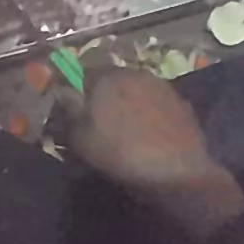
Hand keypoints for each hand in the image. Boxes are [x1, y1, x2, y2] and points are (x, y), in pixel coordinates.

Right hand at [71, 69, 243, 237]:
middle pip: (110, 78)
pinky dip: (148, 111)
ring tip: (124, 126)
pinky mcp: (181, 101)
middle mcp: (134, 72)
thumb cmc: (120, 154)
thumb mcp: (81, 139)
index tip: (71, 107)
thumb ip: (69, 111)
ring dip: (127, 101)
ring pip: (134, 87)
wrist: (177, 172)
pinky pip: (155, 101)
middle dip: (102, 93)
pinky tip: (148, 132)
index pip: (80, 71)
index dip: (74, 89)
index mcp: (105, 76)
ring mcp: (161, 85)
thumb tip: (62, 92)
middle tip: (98, 118)